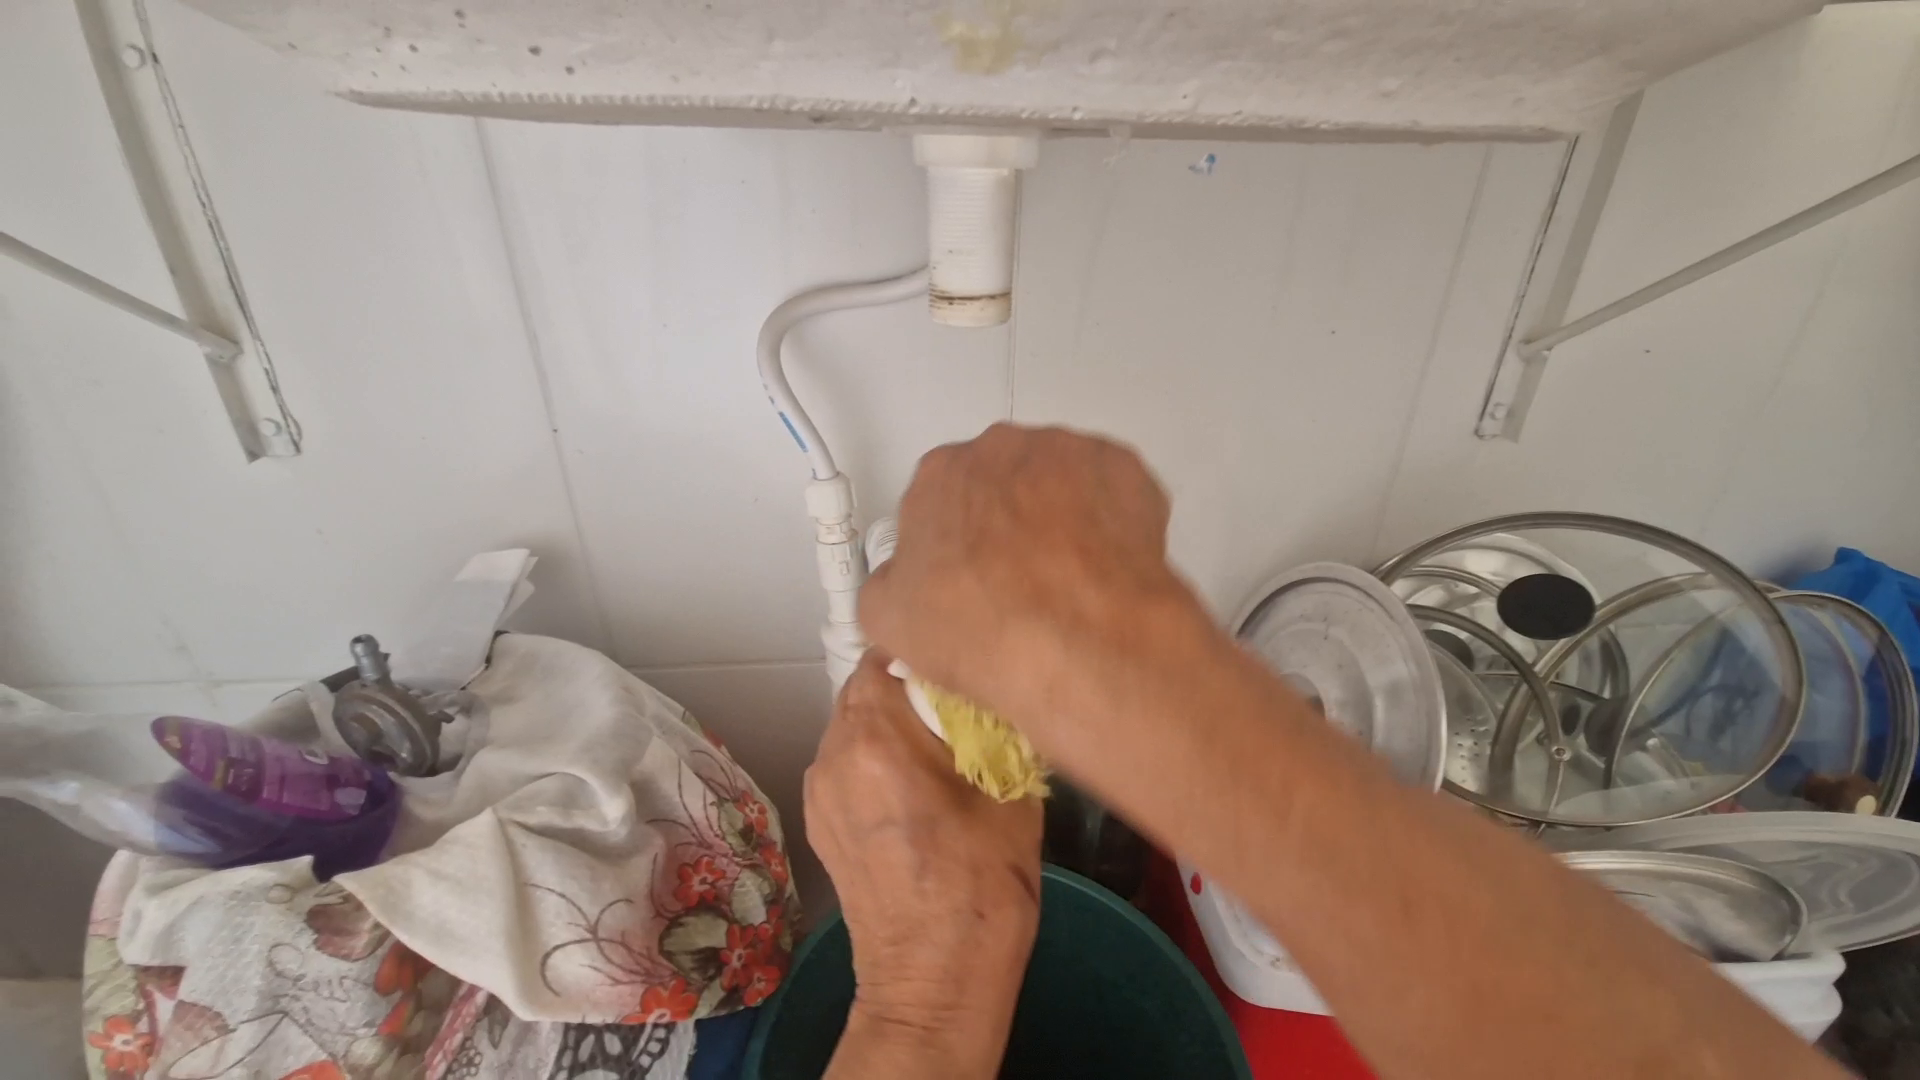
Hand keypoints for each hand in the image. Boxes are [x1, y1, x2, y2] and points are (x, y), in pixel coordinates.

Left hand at [804, 650, 1041, 1068]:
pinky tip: (909, 784)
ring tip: (933, 745)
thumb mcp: (1008, 792)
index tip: (956, 663)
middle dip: (905, 687)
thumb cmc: (983, 886)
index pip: (885, 657)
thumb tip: (991, 695)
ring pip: (850, 724)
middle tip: (952, 704)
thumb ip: (991, 728)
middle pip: (861, 688)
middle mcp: (834, 755)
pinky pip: (844, 761)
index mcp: (878, 738)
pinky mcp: (818, 821)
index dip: (922, 652)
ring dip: (887, 721)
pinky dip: (872, 755)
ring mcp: (820, 791)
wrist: (934, 979)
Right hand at [860, 423, 1217, 759]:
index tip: (960, 575)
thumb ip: (885, 585)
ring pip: (1055, 482)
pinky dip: (1106, 521)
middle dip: (1003, 523)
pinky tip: (1098, 567)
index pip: (936, 500)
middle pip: (998, 483)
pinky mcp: (1121, 470)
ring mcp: (1065, 454)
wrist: (1082, 637)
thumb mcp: (889, 621)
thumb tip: (896, 590)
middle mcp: (1000, 450)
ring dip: (1055, 518)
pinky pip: (1109, 491)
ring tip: (1061, 580)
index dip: (948, 544)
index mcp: (938, 474)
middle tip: (1013, 581)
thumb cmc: (992, 623)